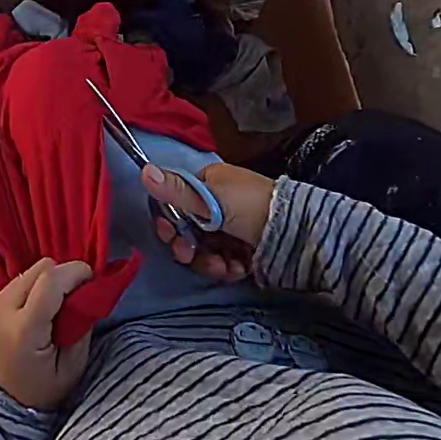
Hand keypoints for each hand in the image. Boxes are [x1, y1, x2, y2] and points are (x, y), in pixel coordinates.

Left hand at [0, 258, 95, 409]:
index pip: (51, 279)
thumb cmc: (40, 393)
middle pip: (41, 268)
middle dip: (65, 275)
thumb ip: (82, 325)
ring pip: (31, 270)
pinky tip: (43, 308)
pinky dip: (38, 286)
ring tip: (60, 305)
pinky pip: (21, 280)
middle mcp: (3, 309)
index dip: (77, 272)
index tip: (93, 281)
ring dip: (51, 280)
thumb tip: (88, 293)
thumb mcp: (71, 368)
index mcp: (24, 328)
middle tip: (78, 296)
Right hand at [141, 163, 275, 282]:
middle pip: (190, 231)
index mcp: (209, 183)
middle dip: (191, 249)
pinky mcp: (246, 247)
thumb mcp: (211, 198)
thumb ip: (176, 190)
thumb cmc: (250, 206)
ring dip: (210, 262)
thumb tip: (143, 170)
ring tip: (225, 267)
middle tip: (194, 257)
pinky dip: (228, 267)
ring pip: (206, 249)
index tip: (172, 238)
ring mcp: (233, 226)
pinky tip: (238, 270)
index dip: (170, 224)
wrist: (296, 231)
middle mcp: (219, 203)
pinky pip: (225, 259)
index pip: (176, 204)